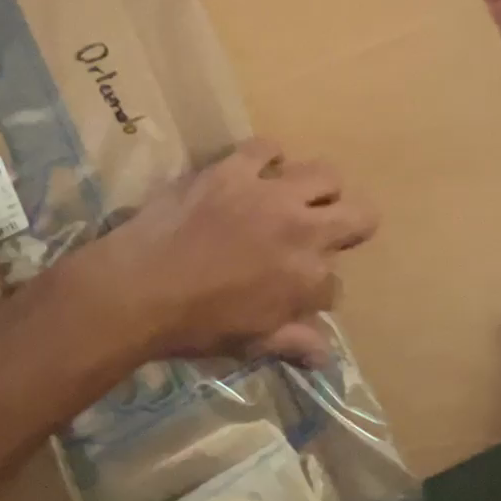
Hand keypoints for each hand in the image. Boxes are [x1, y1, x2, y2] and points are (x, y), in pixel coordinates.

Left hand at [66, 138, 377, 367]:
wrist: (140, 287)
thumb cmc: (195, 323)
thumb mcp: (251, 343)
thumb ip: (293, 343)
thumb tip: (324, 354)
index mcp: (307, 279)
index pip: (334, 284)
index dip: (316, 290)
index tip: (295, 293)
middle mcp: (302, 230)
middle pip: (359, 215)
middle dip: (349, 226)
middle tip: (323, 232)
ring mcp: (270, 194)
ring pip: (324, 174)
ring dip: (317, 189)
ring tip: (294, 198)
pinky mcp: (234, 168)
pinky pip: (266, 147)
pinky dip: (267, 157)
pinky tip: (256, 170)